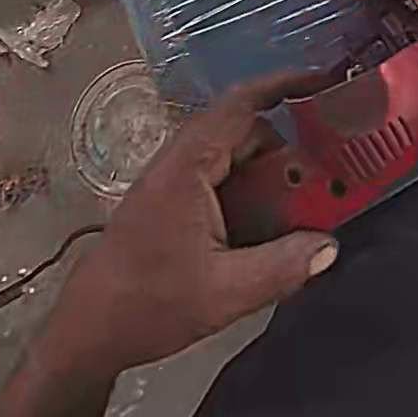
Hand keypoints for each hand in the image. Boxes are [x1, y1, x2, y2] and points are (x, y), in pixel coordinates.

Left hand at [57, 70, 341, 372]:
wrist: (86, 333)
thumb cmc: (146, 304)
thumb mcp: (222, 294)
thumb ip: (281, 267)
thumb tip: (331, 245)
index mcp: (189, 164)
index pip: (242, 103)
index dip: (286, 85)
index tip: (325, 83)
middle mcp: (184, 159)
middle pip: (249, 131)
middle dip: (289, 149)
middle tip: (326, 176)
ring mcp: (180, 177)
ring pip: (240, 155)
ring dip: (273, 174)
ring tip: (305, 206)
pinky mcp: (180, 196)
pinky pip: (229, 176)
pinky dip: (257, 190)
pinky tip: (272, 224)